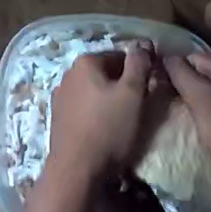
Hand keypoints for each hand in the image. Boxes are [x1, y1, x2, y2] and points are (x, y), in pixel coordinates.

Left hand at [48, 43, 157, 183]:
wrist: (76, 169)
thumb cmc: (108, 127)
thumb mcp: (132, 93)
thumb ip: (139, 64)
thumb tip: (142, 42)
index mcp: (85, 62)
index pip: (121, 56)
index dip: (140, 70)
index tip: (151, 88)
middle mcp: (68, 74)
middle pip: (106, 74)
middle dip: (124, 86)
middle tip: (141, 107)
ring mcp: (60, 97)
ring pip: (94, 92)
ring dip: (110, 101)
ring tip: (126, 121)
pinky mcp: (58, 118)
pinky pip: (84, 109)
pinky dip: (97, 114)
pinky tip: (106, 130)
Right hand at [161, 52, 210, 172]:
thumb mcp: (200, 99)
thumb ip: (181, 73)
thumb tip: (165, 55)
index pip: (192, 57)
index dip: (174, 69)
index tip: (159, 85)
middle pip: (200, 72)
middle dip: (183, 84)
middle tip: (165, 99)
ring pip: (207, 90)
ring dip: (192, 99)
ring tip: (177, 111)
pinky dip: (203, 110)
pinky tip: (195, 121)